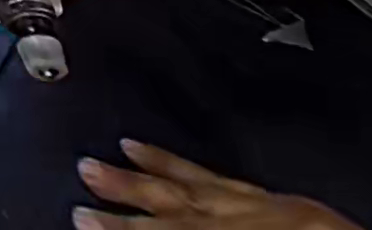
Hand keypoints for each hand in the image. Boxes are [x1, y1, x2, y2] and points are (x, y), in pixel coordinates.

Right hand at [73, 140, 360, 229]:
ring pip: (187, 186)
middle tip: (82, 175)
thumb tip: (158, 219)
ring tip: (103, 157)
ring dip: (141, 174)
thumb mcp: (288, 221)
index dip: (124, 225)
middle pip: (173, 206)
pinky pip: (215, 176)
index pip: (173, 226)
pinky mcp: (270, 198)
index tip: (85, 219)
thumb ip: (212, 224)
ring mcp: (257, 204)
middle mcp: (246, 216)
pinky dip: (178, 164)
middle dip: (124, 196)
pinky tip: (151, 150)